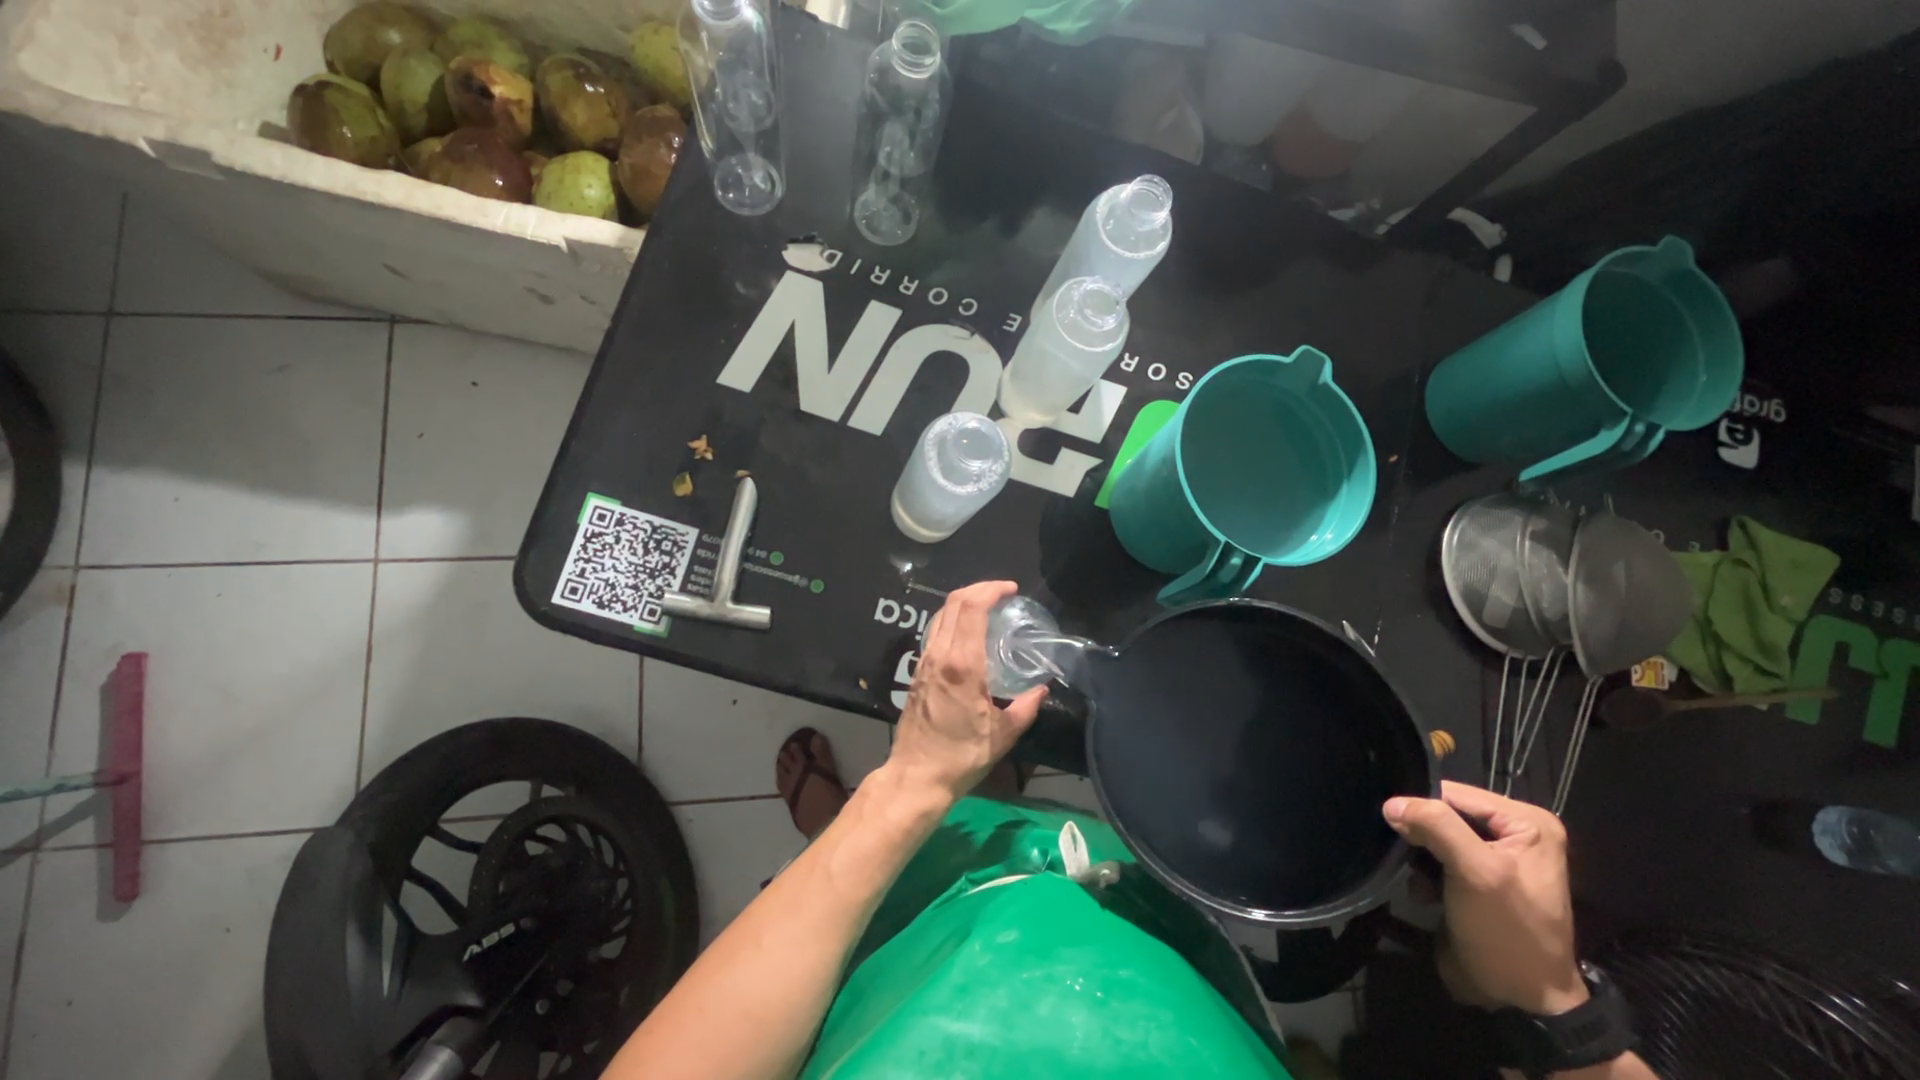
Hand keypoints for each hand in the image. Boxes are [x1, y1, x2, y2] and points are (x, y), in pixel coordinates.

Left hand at [888, 581, 1047, 801]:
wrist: (917, 776)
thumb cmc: (961, 756)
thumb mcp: (1003, 734)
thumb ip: (1025, 707)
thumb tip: (1041, 689)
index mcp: (962, 664)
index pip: (971, 607)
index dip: (991, 590)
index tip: (1011, 590)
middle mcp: (939, 655)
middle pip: (953, 603)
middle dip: (978, 589)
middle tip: (1001, 593)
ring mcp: (924, 663)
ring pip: (941, 616)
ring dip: (963, 604)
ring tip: (988, 610)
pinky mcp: (917, 673)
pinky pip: (935, 634)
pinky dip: (953, 622)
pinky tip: (968, 635)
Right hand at [1383, 782, 1587, 1014]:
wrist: (1518, 998)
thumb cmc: (1506, 931)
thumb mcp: (1476, 873)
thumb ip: (1436, 827)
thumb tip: (1391, 803)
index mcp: (1527, 822)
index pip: (1456, 793)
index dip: (1421, 805)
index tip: (1390, 822)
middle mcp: (1514, 833)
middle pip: (1445, 812)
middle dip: (1419, 833)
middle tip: (1403, 854)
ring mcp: (1495, 858)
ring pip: (1436, 836)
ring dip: (1417, 856)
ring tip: (1416, 880)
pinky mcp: (1475, 881)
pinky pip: (1437, 860)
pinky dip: (1424, 874)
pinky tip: (1423, 894)